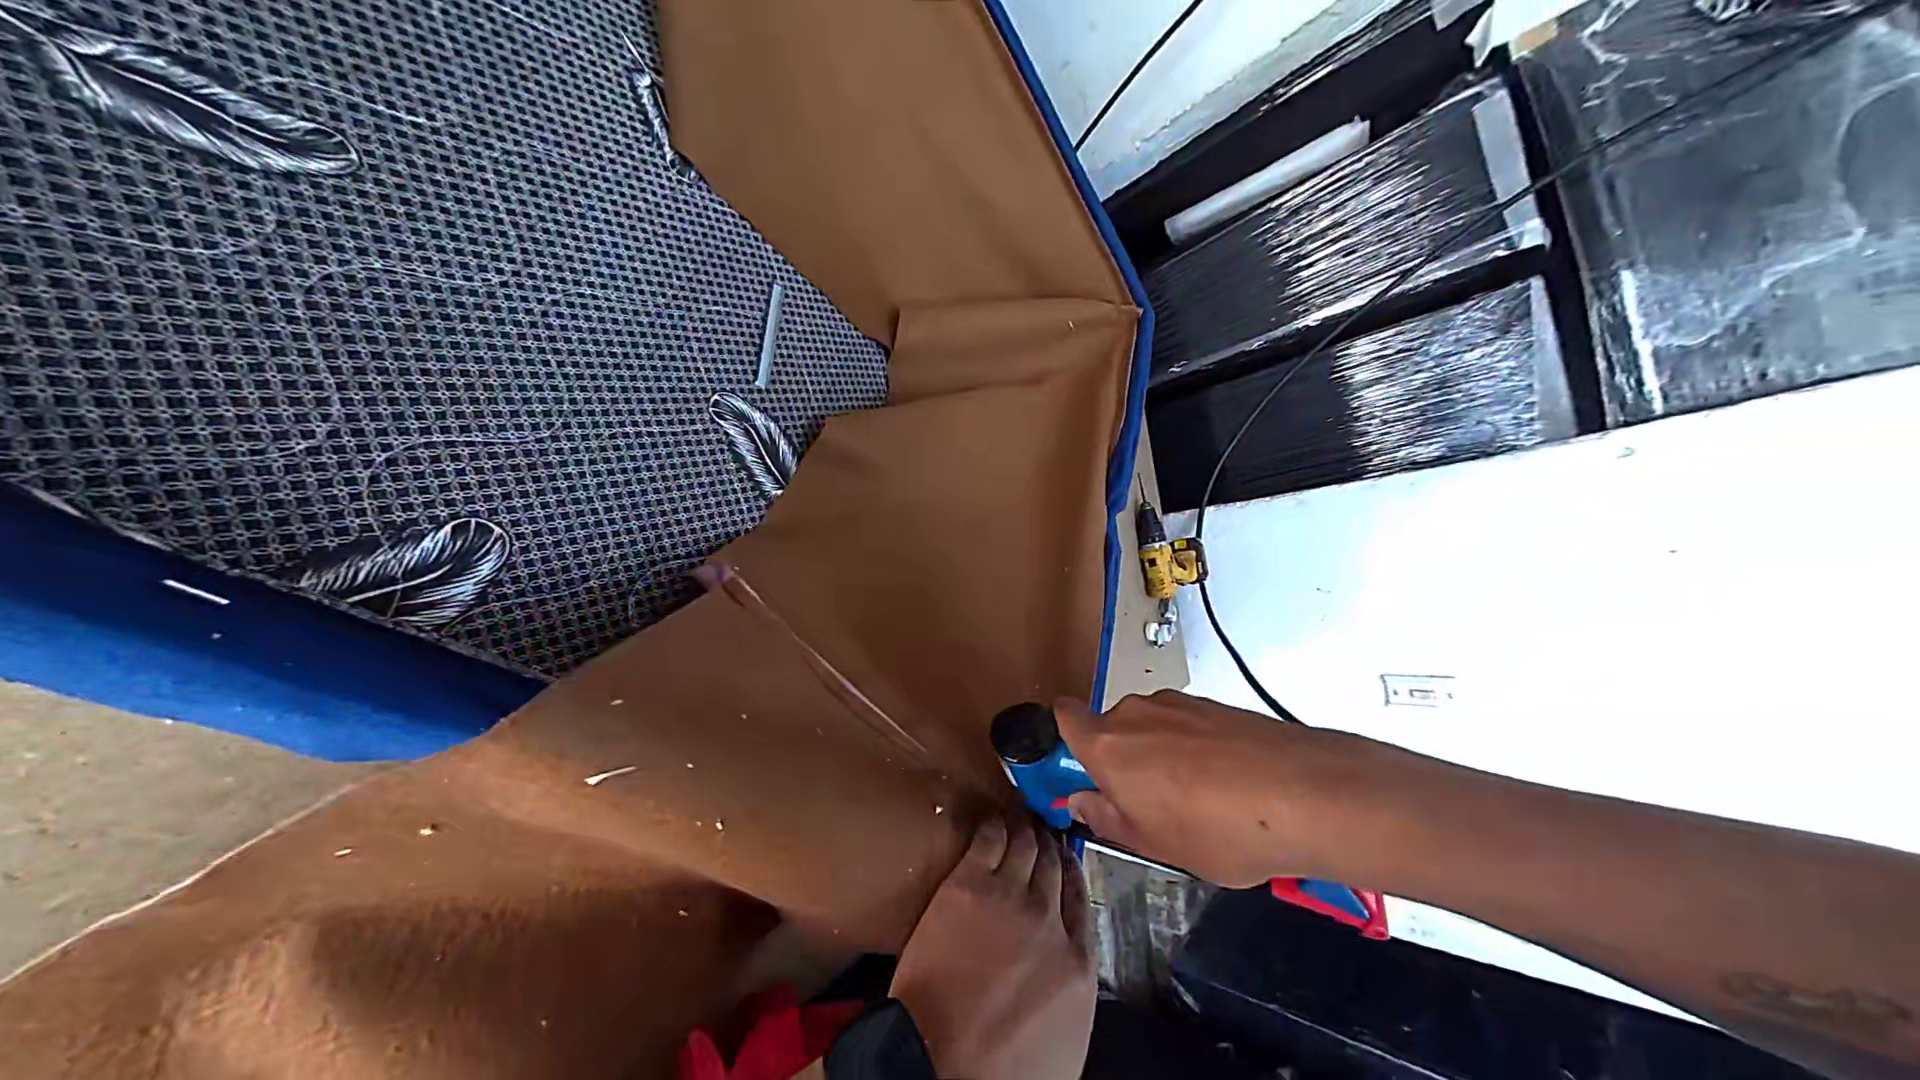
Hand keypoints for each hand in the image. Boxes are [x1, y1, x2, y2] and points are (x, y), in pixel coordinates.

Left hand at [889, 818, 1096, 1079]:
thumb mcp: (1065, 1037)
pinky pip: (988, 840)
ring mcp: (1009, 898)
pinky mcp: (969, 885)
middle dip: (1048, 844)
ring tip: (1019, 816)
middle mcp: (1048, 920)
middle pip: (1053, 866)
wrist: (941, 1062)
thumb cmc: (1001, 1067)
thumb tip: (1070, 963)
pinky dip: (994, 825)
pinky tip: (992, 819)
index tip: (1064, 857)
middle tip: (1040, 828)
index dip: (1071, 870)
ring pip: (1025, 846)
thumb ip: (1074, 986)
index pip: (1079, 897)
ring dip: (1023, 828)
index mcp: (1077, 959)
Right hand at [1056, 690, 1379, 886]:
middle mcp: (1136, 713)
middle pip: (1110, 727)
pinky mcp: (1215, 705)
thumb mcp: (1153, 842)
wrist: (1306, 794)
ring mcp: (1179, 704)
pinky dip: (1194, 748)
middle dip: (1119, 758)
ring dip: (1159, 754)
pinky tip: (1226, 784)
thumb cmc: (1218, 828)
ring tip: (1197, 799)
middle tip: (1145, 802)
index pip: (1063, 716)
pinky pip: (1187, 725)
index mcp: (1107, 745)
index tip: (1076, 769)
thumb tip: (1082, 800)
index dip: (1063, 739)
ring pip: (1151, 726)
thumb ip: (1107, 817)